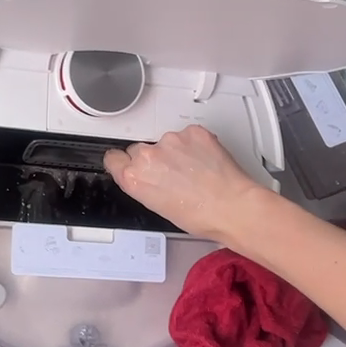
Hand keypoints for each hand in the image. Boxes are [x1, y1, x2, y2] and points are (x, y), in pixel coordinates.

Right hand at [104, 125, 270, 240]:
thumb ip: (142, 185)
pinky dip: (194, 144)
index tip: (128, 163)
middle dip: (152, 159)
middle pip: (138, 149)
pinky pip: (187, 134)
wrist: (232, 207)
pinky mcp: (192, 132)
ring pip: (165, 141)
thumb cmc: (200, 215)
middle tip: (170, 174)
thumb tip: (146, 177)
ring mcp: (170, 141)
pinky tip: (203, 161)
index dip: (122, 162)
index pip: (113, 158)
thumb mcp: (157, 207)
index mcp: (134, 177)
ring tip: (193, 171)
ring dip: (175, 151)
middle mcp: (148, 156)